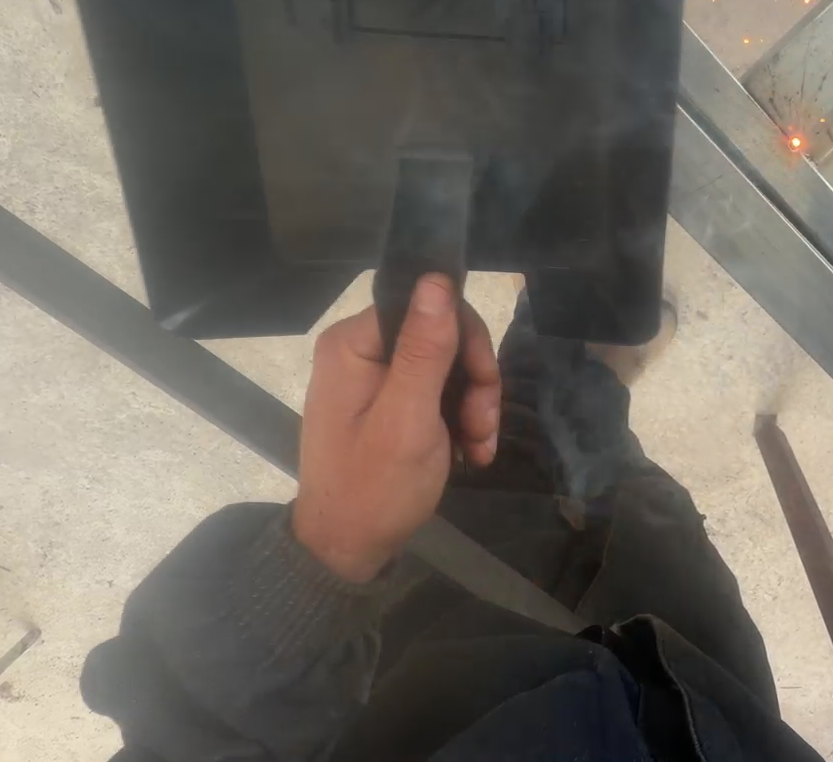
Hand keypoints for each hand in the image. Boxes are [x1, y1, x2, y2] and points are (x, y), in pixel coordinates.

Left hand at [291, 275, 502, 582]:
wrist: (349, 553)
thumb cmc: (374, 488)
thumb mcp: (408, 419)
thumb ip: (425, 349)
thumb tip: (437, 278)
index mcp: (354, 344)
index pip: (428, 305)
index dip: (465, 339)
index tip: (484, 383)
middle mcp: (363, 350)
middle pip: (444, 334)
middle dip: (475, 380)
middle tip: (483, 425)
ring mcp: (377, 376)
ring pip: (452, 362)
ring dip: (476, 404)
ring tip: (479, 445)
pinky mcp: (392, 399)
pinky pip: (443, 388)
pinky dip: (465, 417)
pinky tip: (473, 449)